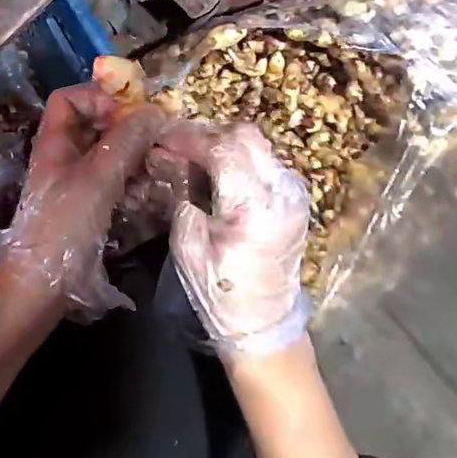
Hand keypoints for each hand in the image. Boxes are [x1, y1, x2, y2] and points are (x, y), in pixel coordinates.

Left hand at [0, 83, 162, 316]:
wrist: (43, 284)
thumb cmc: (65, 223)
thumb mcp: (98, 176)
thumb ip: (125, 140)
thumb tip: (153, 111)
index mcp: (54, 141)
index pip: (69, 98)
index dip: (97, 97)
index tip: (128, 111)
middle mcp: (63, 156)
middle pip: (94, 125)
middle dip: (127, 127)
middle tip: (157, 135)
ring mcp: (75, 182)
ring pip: (108, 153)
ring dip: (134, 154)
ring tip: (159, 162)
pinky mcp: (88, 205)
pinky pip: (113, 180)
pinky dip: (131, 180)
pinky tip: (149, 191)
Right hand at [160, 123, 312, 357]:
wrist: (264, 324)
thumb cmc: (219, 290)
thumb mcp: (188, 241)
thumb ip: (181, 191)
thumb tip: (165, 156)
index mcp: (255, 206)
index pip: (222, 147)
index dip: (188, 138)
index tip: (161, 140)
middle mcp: (282, 191)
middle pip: (245, 134)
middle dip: (206, 133)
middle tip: (175, 144)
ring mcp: (294, 193)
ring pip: (256, 143)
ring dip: (222, 141)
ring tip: (191, 154)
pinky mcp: (295, 198)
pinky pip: (264, 159)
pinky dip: (238, 154)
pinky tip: (214, 169)